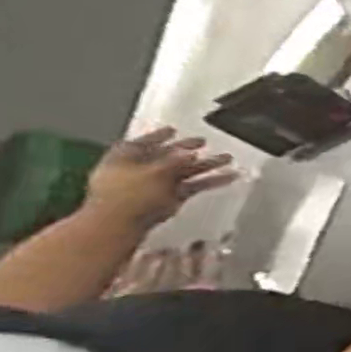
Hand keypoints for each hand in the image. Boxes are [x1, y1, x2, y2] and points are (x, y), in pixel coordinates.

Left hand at [83, 127, 235, 228]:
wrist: (122, 222)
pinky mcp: (171, 198)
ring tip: (227, 158)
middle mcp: (140, 170)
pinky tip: (228, 177)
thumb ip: (173, 161)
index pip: (142, 143)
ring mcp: (156, 185)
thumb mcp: (152, 171)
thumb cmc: (127, 193)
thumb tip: (190, 153)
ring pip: (185, 171)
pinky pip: (194, 186)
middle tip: (204, 142)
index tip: (174, 130)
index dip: (158, 136)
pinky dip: (210, 181)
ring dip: (206, 165)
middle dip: (187, 149)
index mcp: (124, 158)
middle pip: (167, 156)